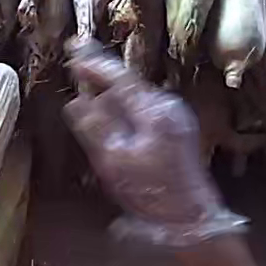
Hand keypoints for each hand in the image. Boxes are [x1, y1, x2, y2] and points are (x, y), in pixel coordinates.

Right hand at [62, 38, 244, 247]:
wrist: (192, 220)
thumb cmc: (150, 193)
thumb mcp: (114, 161)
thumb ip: (95, 126)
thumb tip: (76, 100)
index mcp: (153, 111)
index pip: (119, 77)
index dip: (95, 61)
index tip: (74, 45)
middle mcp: (168, 107)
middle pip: (129, 83)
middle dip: (102, 74)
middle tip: (76, 60)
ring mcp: (176, 117)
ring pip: (136, 96)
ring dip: (112, 92)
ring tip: (88, 85)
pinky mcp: (178, 129)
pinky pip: (144, 108)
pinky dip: (125, 106)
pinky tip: (111, 112)